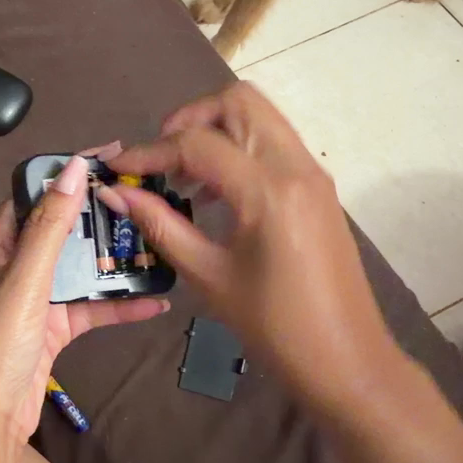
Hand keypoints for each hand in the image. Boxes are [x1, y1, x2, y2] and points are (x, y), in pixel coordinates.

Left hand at [0, 153, 169, 442]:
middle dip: (100, 216)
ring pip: (79, 269)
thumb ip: (51, 226)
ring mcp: (34, 299)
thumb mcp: (25, 279)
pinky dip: (118, 305)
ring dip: (113, 261)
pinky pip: (89, 308)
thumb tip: (73, 168)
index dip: (69, 174)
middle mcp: (13, 267)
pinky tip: (155, 302)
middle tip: (147, 197)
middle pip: (61, 231)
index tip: (113, 156)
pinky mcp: (52, 328)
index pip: (34, 196)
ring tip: (158, 243)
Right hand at [102, 83, 408, 410]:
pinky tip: (211, 194)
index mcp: (268, 191)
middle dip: (188, 120)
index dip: (149, 153)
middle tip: (159, 159)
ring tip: (180, 176)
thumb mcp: (207, 275)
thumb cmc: (273, 326)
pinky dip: (236, 149)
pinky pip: (271, 143)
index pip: (196, 144)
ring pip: (258, 116)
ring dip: (213, 131)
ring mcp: (312, 174)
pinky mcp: (317, 188)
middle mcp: (295, 167)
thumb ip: (160, 225)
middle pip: (237, 102)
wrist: (346, 360)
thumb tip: (116, 193)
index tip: (116, 170)